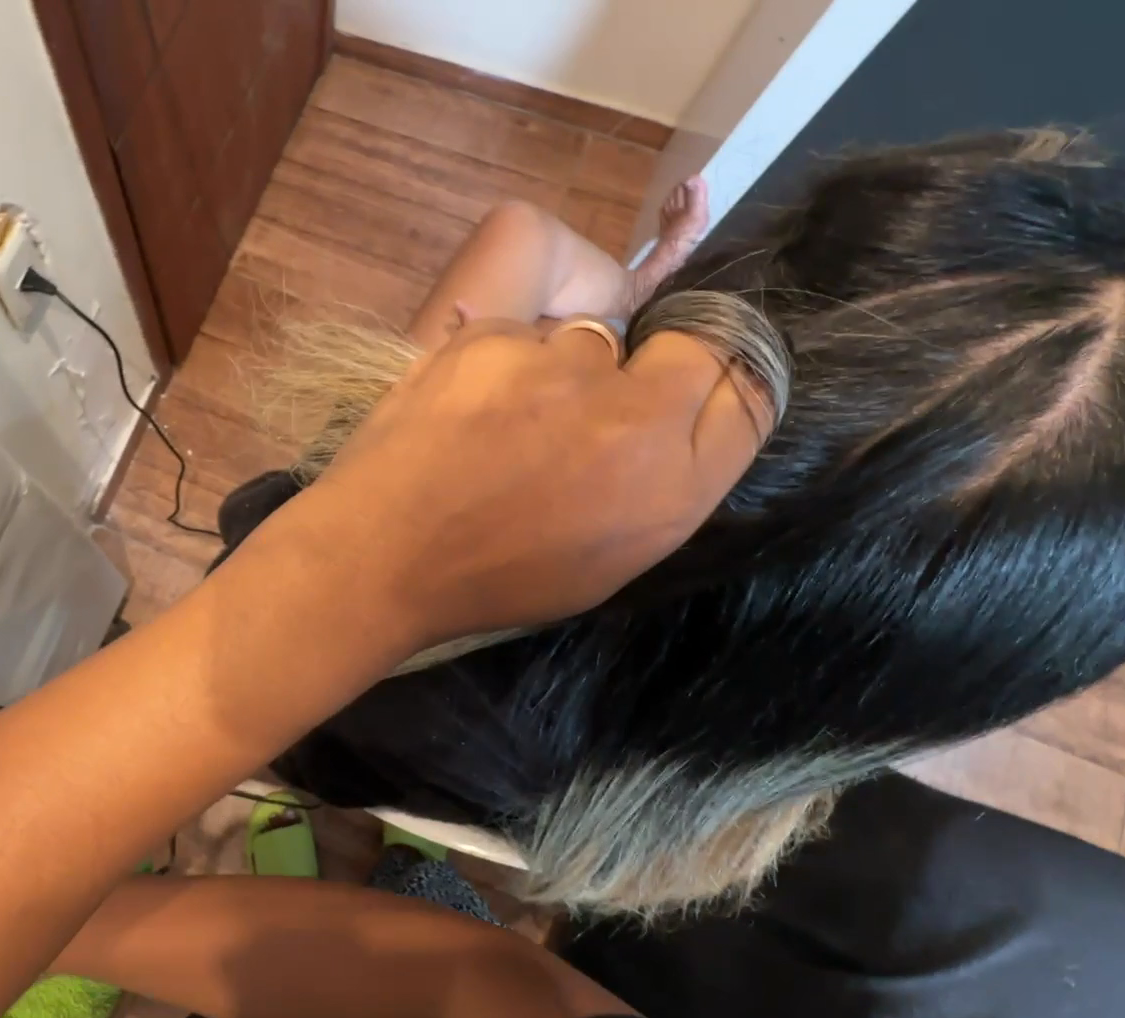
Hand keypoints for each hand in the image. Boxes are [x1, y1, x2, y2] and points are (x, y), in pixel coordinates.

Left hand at [265, 317, 764, 649]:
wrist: (377, 553)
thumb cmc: (489, 576)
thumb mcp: (604, 558)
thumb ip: (661, 480)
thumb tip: (679, 410)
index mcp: (670, 486)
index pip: (748, 387)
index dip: (716, 381)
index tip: (682, 386)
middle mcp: (628, 415)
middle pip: (685, 345)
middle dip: (646, 370)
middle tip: (580, 413)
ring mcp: (553, 366)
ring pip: (590, 336)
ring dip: (561, 369)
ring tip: (501, 424)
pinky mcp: (486, 337)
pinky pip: (517, 334)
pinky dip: (498, 363)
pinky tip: (461, 410)